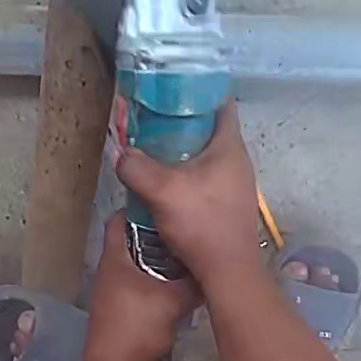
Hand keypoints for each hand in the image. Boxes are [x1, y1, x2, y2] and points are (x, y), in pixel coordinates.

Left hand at [83, 211, 201, 360]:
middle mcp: (111, 274)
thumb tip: (211, 274)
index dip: (140, 208)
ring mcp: (115, 297)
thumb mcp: (173, 299)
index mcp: (115, 259)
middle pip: (133, 246)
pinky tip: (183, 296)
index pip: (120, 219)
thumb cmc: (138, 325)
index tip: (167, 207)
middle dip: (159, 240)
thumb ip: (193, 283)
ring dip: (162, 269)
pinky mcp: (124, 317)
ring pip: (140, 271)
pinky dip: (161, 291)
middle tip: (187, 236)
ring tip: (190, 265)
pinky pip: (144, 294)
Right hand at [113, 102, 262, 282]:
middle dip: (182, 123)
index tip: (170, 89)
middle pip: (210, 129)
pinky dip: (187, 175)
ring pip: (206, 157)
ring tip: (154, 153)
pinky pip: (205, 179)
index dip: (196, 90)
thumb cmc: (202, 224)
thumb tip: (122, 155)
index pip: (220, 102)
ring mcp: (236, 185)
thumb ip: (136, 166)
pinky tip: (166, 184)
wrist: (227, 271)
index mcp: (230, 146)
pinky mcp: (228, 205)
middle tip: (152, 122)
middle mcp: (238, 162)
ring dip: (183, 153)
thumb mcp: (162, 190)